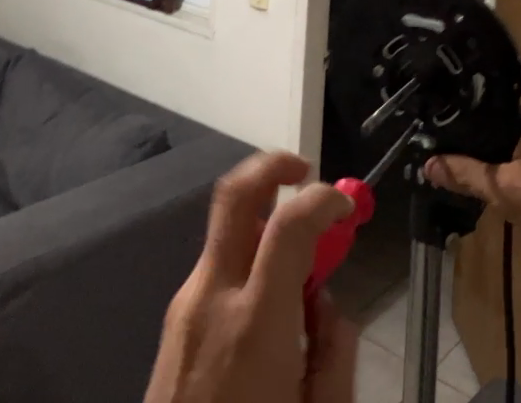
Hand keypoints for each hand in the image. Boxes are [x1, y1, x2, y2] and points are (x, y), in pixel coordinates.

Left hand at [144, 152, 358, 402]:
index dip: (325, 198)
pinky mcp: (173, 319)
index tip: (347, 206)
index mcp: (254, 324)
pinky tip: (269, 306)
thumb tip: (328, 303)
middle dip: (272, 166)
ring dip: (264, 221)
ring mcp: (185, 304)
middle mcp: (212, 297)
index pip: (289, 224)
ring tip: (301, 270)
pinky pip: (217, 267)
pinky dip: (248, 259)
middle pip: (234, 195)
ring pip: (226, 230)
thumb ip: (334, 353)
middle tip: (306, 172)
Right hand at [425, 100, 520, 283]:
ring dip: (482, 162)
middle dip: (466, 139)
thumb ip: (468, 175)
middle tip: (427, 143)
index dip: (458, 108)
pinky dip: (499, 179)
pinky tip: (473, 188)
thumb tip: (428, 163)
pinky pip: (517, 172)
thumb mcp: (511, 190)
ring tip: (442, 163)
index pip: (488, 99)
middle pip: (495, 127)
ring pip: (505, 152)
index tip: (427, 116)